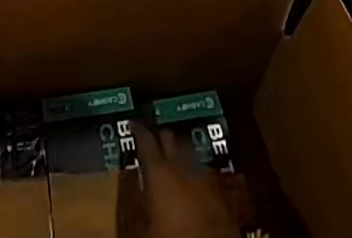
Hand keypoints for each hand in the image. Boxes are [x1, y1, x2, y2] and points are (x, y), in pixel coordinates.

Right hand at [119, 123, 237, 237]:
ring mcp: (205, 176)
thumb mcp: (141, 226)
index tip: (132, 124)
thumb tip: (129, 180)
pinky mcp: (221, 190)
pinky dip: (195, 169)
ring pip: (188, 150)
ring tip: (170, 159)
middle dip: (159, 136)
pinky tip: (192, 179)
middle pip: (169, 137)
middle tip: (150, 140)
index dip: (137, 129)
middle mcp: (183, 166)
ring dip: (179, 151)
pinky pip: (205, 169)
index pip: (145, 139)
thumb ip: (134, 196)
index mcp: (159, 172)